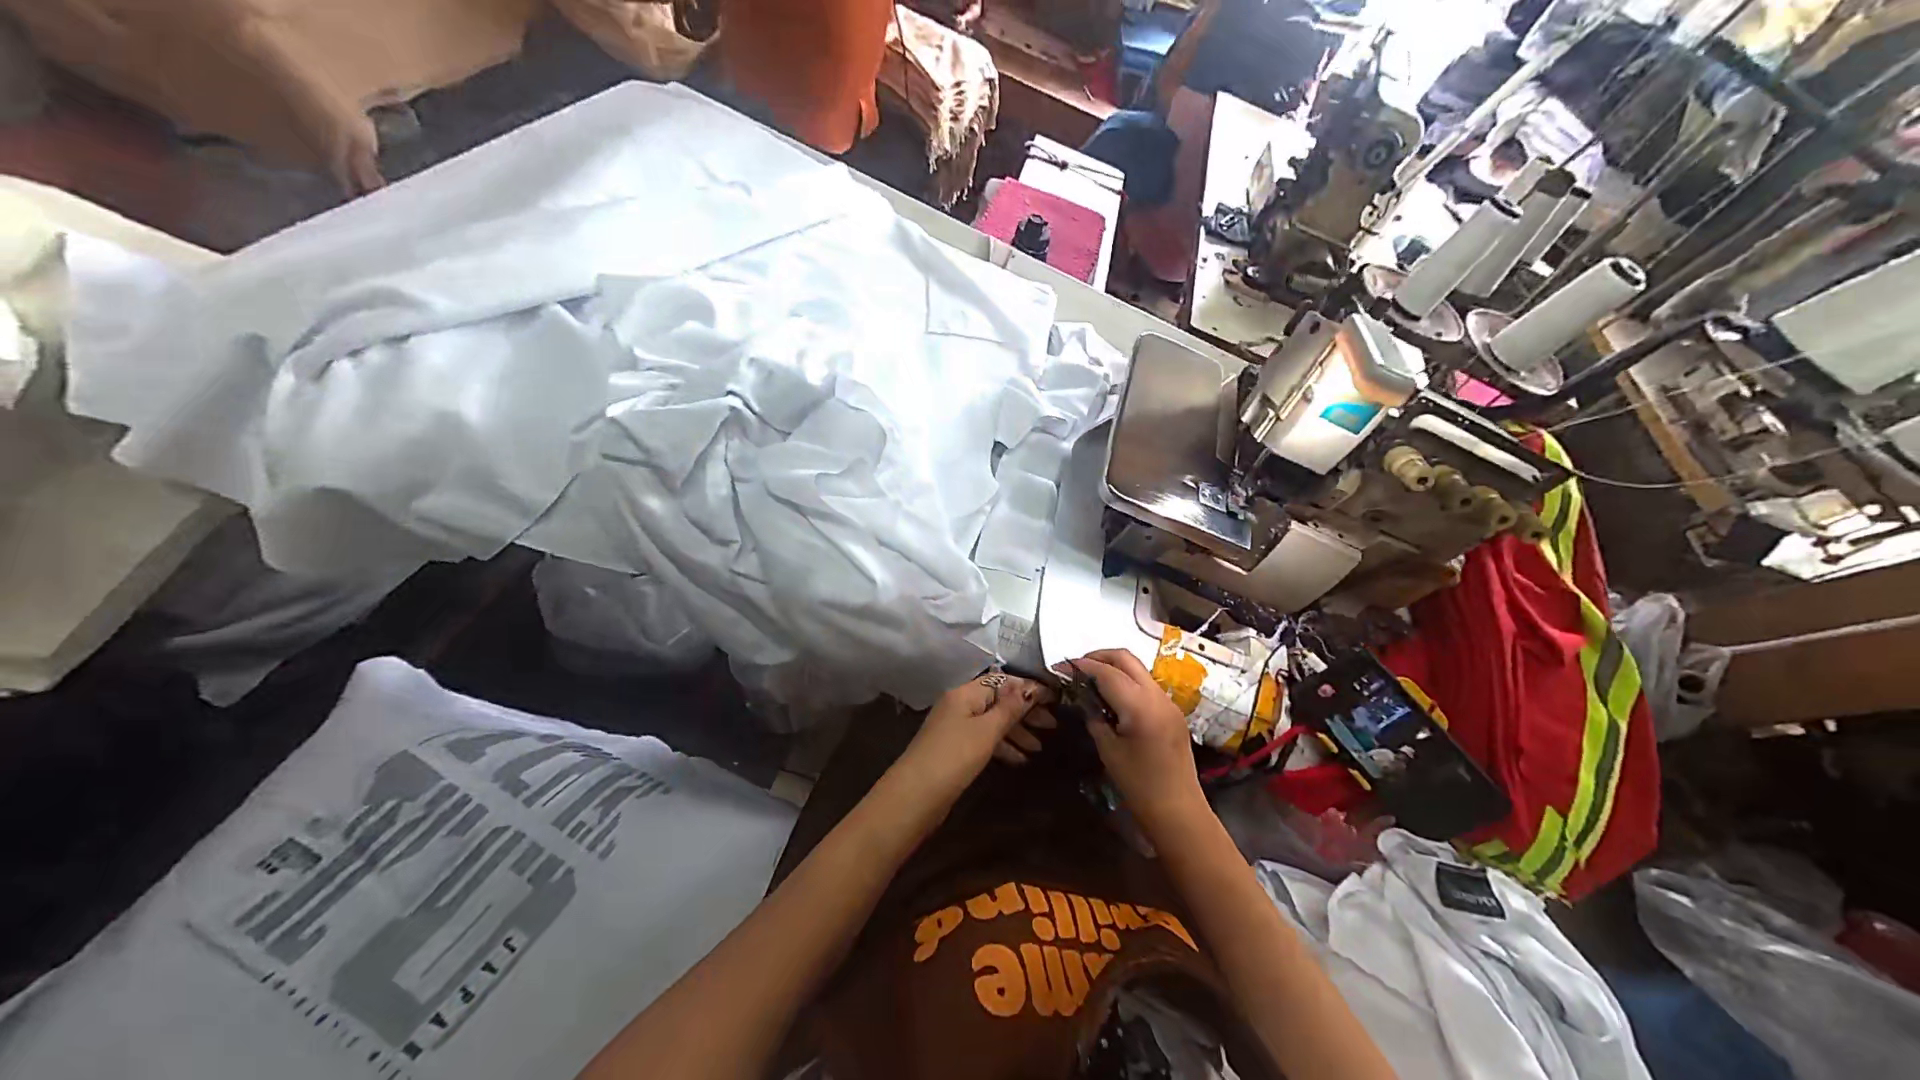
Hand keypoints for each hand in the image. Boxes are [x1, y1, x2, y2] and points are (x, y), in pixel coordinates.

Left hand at [894, 672, 1056, 796]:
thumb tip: (1029, 686)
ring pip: (992, 722)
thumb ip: (1009, 708)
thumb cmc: (955, 757)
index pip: (1002, 680)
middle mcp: (959, 705)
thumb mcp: (987, 730)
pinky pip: (984, 739)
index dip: (1028, 688)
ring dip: (1016, 732)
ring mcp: (955, 727)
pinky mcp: (955, 749)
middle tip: (1052, 726)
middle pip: (998, 700)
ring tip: (1039, 748)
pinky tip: (1019, 760)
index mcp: (965, 693)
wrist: (916, 795)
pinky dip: (1002, 746)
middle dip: (1025, 712)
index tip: (1055, 698)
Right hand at [1060, 650, 1203, 824]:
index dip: (1082, 666)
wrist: (1178, 810)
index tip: (1060, 667)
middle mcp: (1157, 696)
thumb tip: (1085, 698)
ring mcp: (1169, 702)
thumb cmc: (1138, 785)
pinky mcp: (1173, 711)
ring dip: (1114, 668)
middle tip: (1076, 668)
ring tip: (1091, 681)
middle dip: (1099, 657)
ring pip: (1138, 669)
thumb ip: (1095, 717)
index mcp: (1140, 706)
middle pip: (1126, 658)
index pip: (1107, 672)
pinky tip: (1112, 697)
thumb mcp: (1107, 749)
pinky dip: (1127, 681)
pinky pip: (1147, 684)